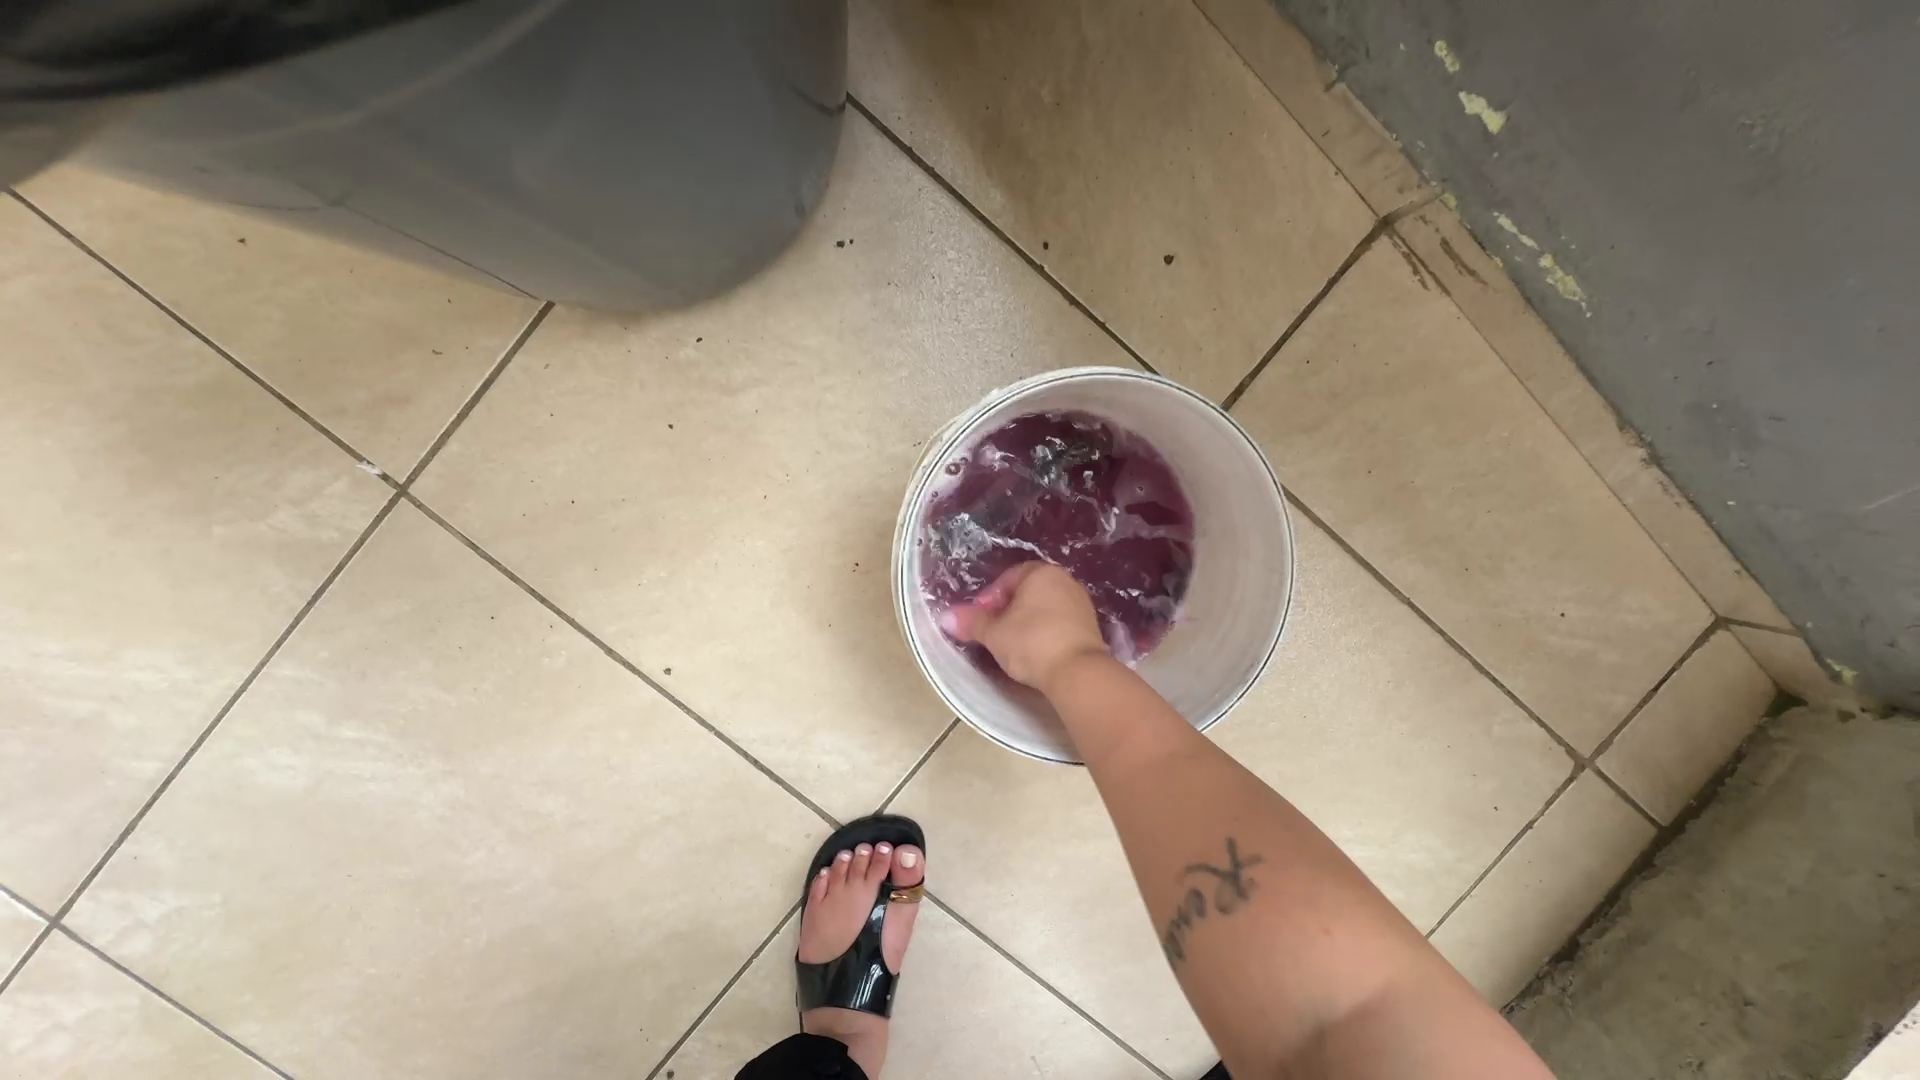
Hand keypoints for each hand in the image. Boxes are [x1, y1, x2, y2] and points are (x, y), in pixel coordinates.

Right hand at [945, 562, 1109, 693]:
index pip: (1008, 578)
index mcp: (1041, 573)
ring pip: (1045, 607)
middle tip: (993, 631)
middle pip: (1027, 592)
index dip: (990, 598)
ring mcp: (1081, 603)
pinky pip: (1060, 622)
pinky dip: (1045, 631)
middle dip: (1008, 610)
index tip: (980, 619)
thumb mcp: (994, 634)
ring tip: (1012, 644)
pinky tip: (1036, 651)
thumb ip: (971, 622)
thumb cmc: (1031, 643)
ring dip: (1027, 622)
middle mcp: (1064, 581)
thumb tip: (946, 616)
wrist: (1078, 672)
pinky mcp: (1091, 625)